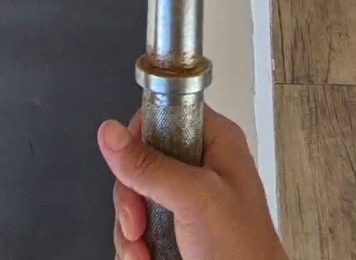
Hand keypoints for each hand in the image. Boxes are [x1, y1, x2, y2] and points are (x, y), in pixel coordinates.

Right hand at [100, 107, 288, 259]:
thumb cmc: (244, 251)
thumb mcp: (195, 198)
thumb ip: (151, 166)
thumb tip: (111, 133)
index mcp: (215, 141)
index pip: (165, 111)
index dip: (139, 136)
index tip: (129, 164)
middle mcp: (200, 165)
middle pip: (142, 159)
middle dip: (131, 197)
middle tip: (136, 222)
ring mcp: (187, 199)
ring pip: (137, 195)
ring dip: (131, 229)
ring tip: (142, 253)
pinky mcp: (177, 228)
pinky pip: (140, 225)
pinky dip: (136, 246)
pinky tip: (145, 259)